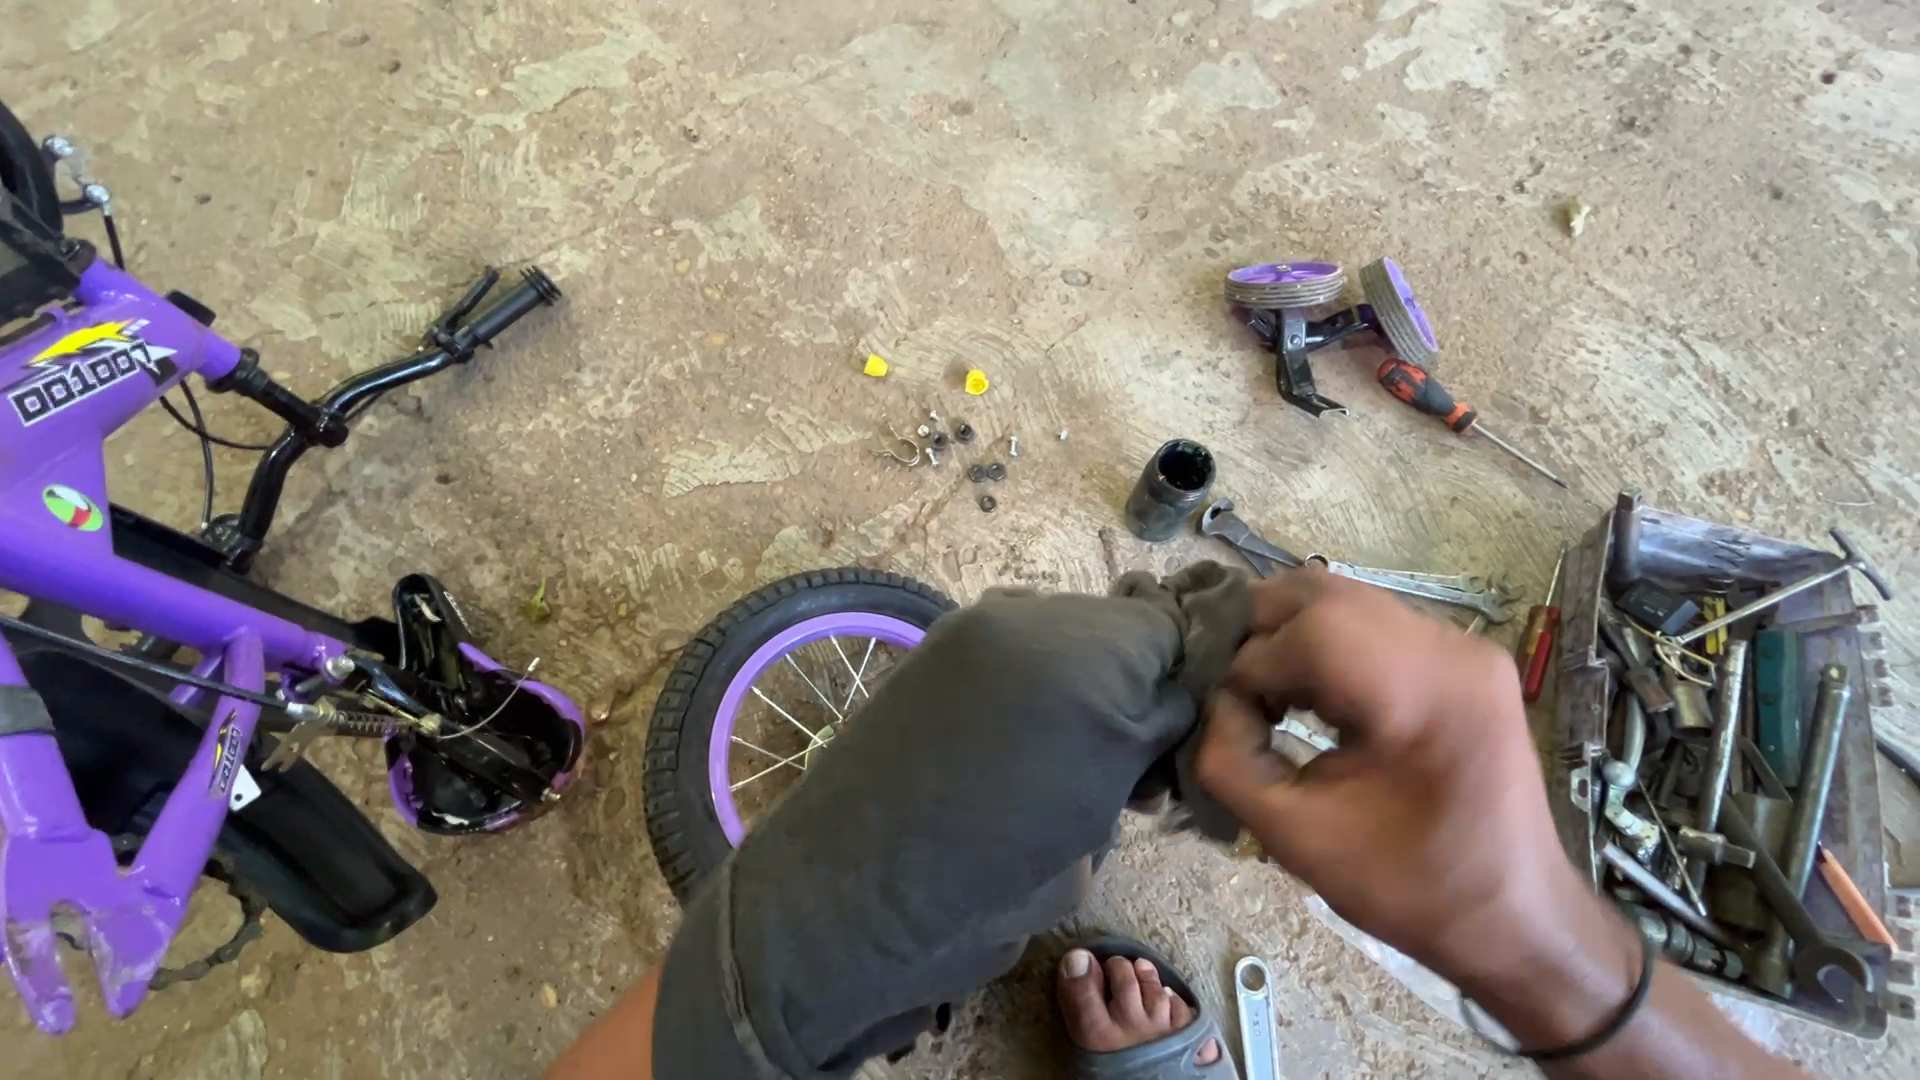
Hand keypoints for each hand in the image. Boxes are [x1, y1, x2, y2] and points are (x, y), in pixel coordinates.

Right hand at [1193, 568, 1638, 1042]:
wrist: (1518, 919)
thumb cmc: (1408, 886)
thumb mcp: (1292, 835)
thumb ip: (1227, 758)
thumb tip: (1215, 698)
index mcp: (1421, 693)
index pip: (1303, 635)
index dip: (1247, 667)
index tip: (1230, 717)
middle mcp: (1447, 647)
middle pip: (1318, 591)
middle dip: (1254, 627)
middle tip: (1226, 680)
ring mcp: (1460, 643)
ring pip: (1338, 595)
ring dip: (1283, 631)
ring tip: (1264, 687)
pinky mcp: (1459, 652)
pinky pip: (1365, 618)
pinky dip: (1316, 640)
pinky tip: (1305, 689)